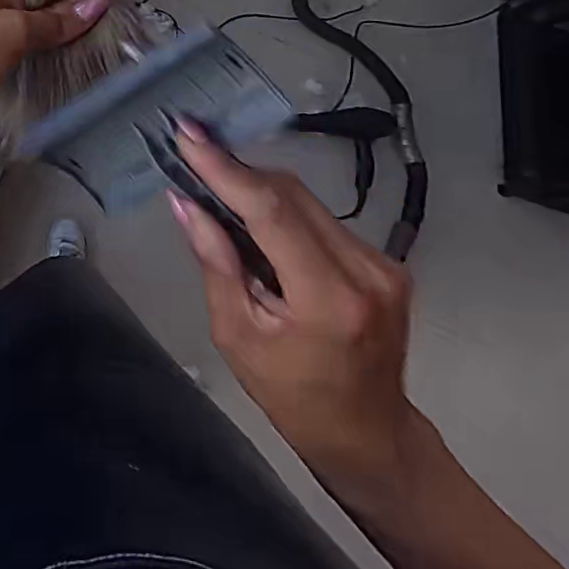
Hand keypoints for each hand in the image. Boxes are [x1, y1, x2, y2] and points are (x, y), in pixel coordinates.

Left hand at [0, 0, 106, 137]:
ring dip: (63, 44)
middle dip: (77, 18)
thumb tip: (99, 3)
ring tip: (111, 49)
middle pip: (45, 9)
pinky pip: (25, 63)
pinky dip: (45, 66)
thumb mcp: (11, 31)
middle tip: (124, 29)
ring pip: (36, 38)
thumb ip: (53, 21)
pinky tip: (76, 70)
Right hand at [168, 122, 424, 499]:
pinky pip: (319, 217)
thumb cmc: (292, 395)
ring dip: (255, 187)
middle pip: (291, 194)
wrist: (369, 432)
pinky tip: (251, 217)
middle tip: (191, 150)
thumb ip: (215, 263)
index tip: (189, 136)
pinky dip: (279, 209)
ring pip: (306, 199)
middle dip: (236, 169)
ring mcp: (381, 262)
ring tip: (213, 183)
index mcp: (328, 298)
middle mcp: (366, 269)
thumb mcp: (236, 335)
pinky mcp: (383, 260)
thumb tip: (185, 204)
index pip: (271, 212)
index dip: (225, 169)